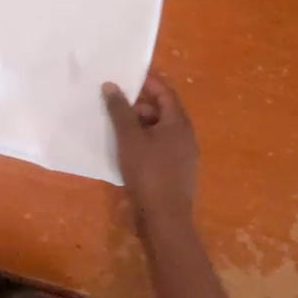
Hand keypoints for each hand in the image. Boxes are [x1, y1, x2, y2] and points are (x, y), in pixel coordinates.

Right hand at [103, 73, 199, 230]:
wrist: (166, 219)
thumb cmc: (148, 172)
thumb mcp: (129, 138)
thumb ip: (120, 109)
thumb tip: (111, 85)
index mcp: (179, 123)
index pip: (165, 92)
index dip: (147, 82)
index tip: (125, 77)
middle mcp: (186, 136)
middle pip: (163, 110)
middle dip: (139, 105)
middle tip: (115, 103)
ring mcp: (184, 155)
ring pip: (161, 130)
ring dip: (140, 124)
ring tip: (116, 125)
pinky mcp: (177, 171)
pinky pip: (161, 146)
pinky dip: (145, 141)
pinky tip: (126, 148)